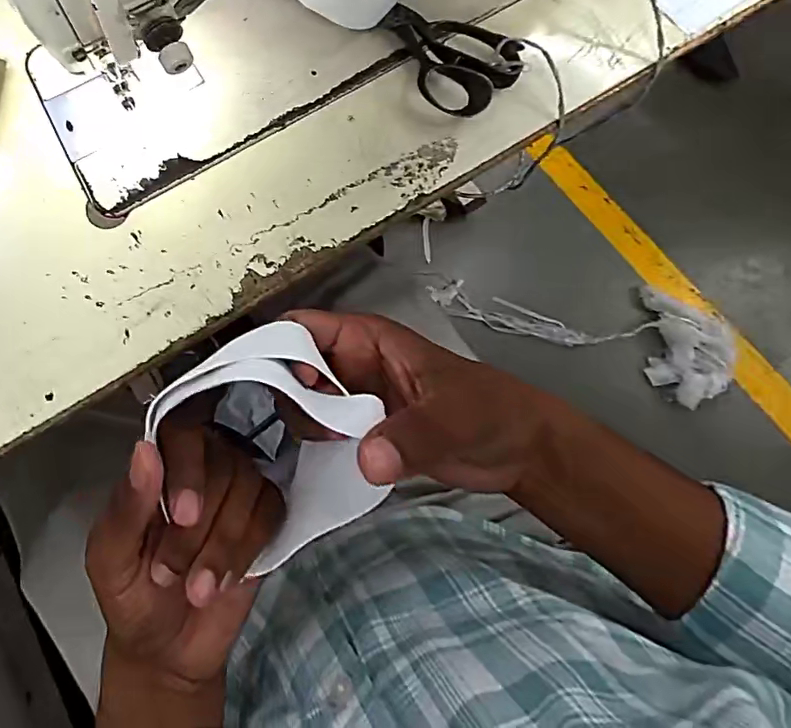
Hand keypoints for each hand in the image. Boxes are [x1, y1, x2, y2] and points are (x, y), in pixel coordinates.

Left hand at [86, 427, 283, 695]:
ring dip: (223, 545)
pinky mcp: (263, 515)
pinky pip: (272, 509)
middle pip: (221, 462)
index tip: (183, 517)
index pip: (183, 431)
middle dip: (198, 529)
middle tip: (171, 574)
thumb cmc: (131, 595)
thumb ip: (126, 507)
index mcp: (159, 463)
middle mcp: (202, 463)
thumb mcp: (110, 559)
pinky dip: (248, 549)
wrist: (167, 650)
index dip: (188, 470)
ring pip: (249, 484)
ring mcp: (236, 486)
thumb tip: (144, 449)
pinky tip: (225, 580)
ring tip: (197, 589)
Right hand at [282, 310, 556, 493]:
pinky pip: (322, 430)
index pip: (304, 328)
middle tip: (301, 422)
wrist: (518, 449)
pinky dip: (313, 443)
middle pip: (293, 364)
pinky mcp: (361, 430)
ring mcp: (355, 397)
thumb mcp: (452, 417)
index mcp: (367, 338)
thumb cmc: (488, 410)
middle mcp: (352, 363)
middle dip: (285, 389)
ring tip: (328, 441)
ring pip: (302, 399)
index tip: (272, 383)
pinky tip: (319, 461)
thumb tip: (367, 460)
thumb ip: (410, 436)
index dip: (279, 347)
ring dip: (300, 420)